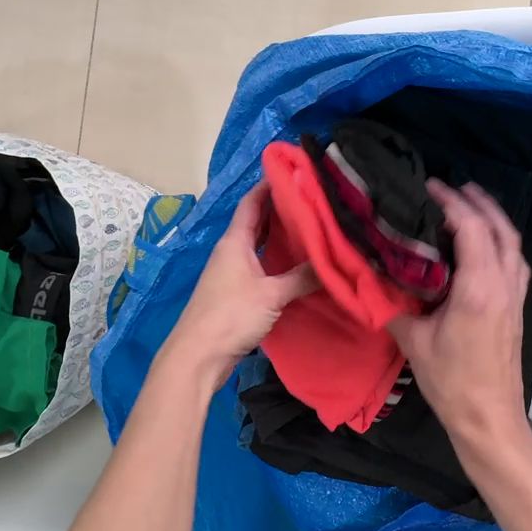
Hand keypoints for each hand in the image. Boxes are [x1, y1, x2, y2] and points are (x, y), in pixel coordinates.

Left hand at [158, 182, 318, 388]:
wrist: (198, 357)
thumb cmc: (230, 314)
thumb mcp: (271, 294)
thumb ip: (302, 277)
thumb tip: (333, 263)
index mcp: (235, 241)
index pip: (252, 202)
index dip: (269, 186)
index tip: (292, 173)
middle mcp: (232, 252)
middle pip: (257, 223)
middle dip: (281, 211)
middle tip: (311, 201)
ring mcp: (233, 274)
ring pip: (260, 247)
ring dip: (280, 238)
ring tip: (310, 229)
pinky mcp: (237, 295)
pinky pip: (261, 268)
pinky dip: (278, 263)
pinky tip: (297, 267)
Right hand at [388, 180, 531, 448]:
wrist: (490, 420)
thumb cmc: (451, 381)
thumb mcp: (413, 341)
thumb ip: (393, 304)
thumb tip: (371, 277)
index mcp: (478, 287)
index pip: (471, 227)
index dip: (452, 201)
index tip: (430, 187)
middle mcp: (503, 283)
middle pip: (499, 227)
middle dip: (477, 201)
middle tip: (452, 187)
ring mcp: (515, 295)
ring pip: (512, 242)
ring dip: (493, 217)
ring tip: (470, 204)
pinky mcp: (518, 306)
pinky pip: (515, 259)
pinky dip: (501, 239)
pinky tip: (484, 242)